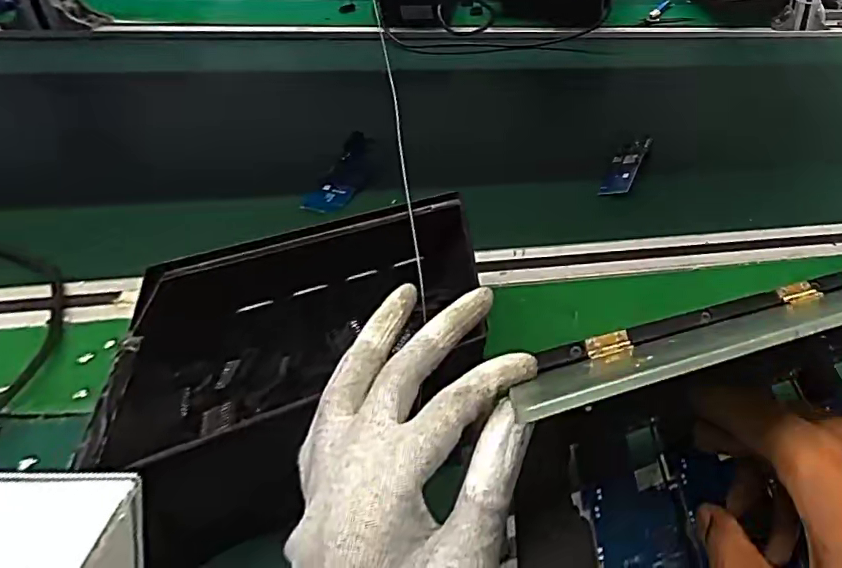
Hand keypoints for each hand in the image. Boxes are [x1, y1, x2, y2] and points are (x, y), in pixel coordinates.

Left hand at [286, 285, 537, 567]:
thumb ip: (492, 476)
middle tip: (478, 300)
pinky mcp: (314, 508)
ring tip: (399, 298)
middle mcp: (340, 481)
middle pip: (394, 381)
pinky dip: (346, 387)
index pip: (450, 408)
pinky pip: (323, 428)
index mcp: (379, 492)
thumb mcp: (468, 558)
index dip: (495, 378)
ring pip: (340, 394)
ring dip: (373, 341)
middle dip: (441, 332)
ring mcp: (318, 494)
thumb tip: (516, 408)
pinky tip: (361, 371)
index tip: (528, 367)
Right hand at [692, 386, 841, 567]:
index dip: (716, 404)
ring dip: (777, 470)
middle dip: (741, 442)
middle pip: (781, 421)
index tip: (696, 400)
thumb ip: (734, 553)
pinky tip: (805, 533)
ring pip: (812, 439)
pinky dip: (813, 479)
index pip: (753, 410)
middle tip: (711, 453)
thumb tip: (713, 524)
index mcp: (822, 461)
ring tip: (761, 531)